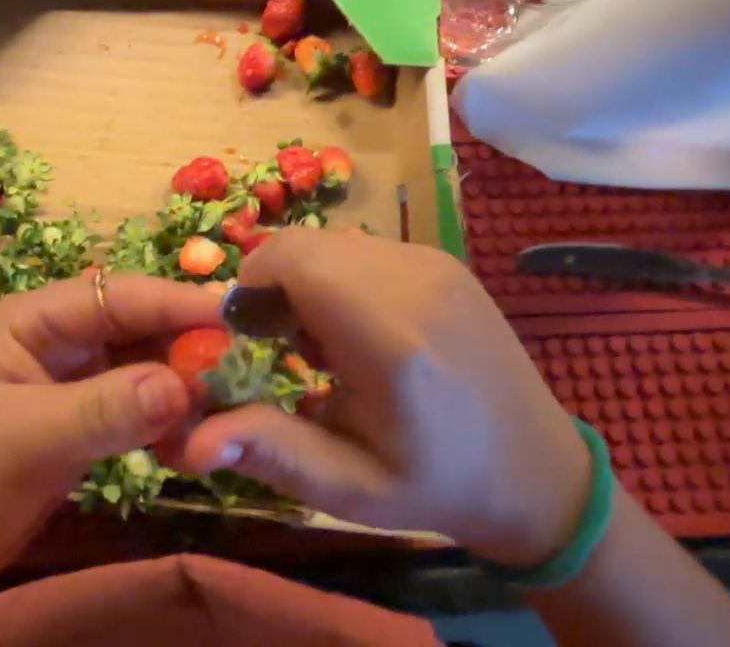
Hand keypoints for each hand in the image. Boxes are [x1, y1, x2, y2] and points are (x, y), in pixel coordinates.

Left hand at [0, 273, 218, 592]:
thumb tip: (182, 384)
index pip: (115, 294)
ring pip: (142, 364)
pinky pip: (137, 405)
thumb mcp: (26, 438)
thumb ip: (102, 409)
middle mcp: (59, 338)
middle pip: (136, 325)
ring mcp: (73, 380)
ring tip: (232, 404)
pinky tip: (196, 437)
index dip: (174, 302)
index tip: (233, 317)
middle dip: (186, 343)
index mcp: (34, 319)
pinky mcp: (83, 420)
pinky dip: (167, 418)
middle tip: (246, 368)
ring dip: (183, 383)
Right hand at [175, 229, 590, 567]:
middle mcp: (413, 282)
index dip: (250, 287)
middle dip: (270, 283)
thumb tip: (189, 442)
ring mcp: (433, 263)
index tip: (249, 339)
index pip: (291, 261)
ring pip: (328, 240)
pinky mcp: (443, 259)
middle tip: (279, 344)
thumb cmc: (438, 484)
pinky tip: (355, 327)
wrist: (540, 470)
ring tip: (320, 341)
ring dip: (303, 278)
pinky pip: (360, 246)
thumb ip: (271, 451)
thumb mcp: (350, 488)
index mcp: (390, 339)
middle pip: (302, 244)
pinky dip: (336, 274)